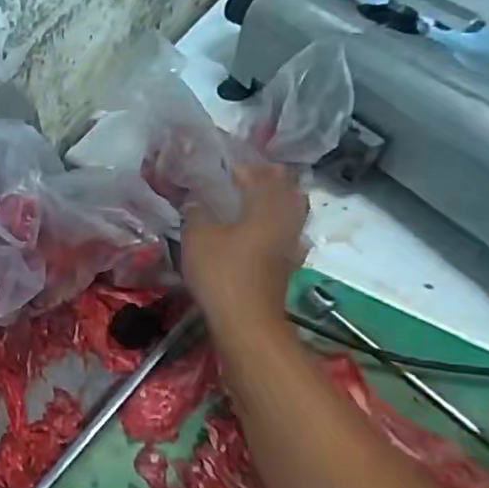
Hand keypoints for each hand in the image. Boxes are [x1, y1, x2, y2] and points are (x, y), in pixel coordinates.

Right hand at [182, 164, 308, 326]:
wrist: (246, 320)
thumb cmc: (222, 272)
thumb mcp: (198, 238)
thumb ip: (197, 214)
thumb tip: (196, 201)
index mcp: (265, 209)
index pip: (261, 179)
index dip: (247, 170)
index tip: (232, 166)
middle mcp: (284, 224)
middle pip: (288, 195)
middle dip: (274, 182)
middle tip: (259, 175)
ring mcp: (290, 249)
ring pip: (293, 217)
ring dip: (282, 205)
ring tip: (265, 201)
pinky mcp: (286, 270)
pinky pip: (288, 240)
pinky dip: (281, 232)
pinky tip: (272, 237)